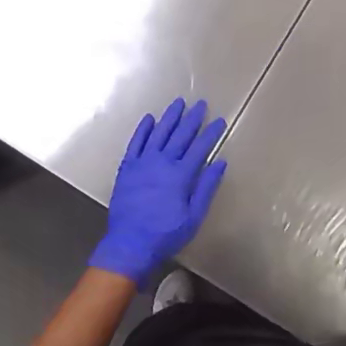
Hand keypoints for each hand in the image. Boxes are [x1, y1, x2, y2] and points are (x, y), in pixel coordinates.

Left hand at [90, 99, 228, 282]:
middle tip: (201, 104)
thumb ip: (206, 187)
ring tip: (178, 103)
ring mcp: (141, 163)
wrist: (130, 243)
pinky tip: (149, 119)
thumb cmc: (166, 234)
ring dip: (169, 117)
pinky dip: (142, 130)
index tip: (219, 121)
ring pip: (158, 133)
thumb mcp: (194, 216)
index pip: (200, 148)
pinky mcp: (126, 168)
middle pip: (180, 135)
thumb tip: (219, 163)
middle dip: (192, 119)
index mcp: (180, 175)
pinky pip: (135, 143)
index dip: (211, 133)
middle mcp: (161, 163)